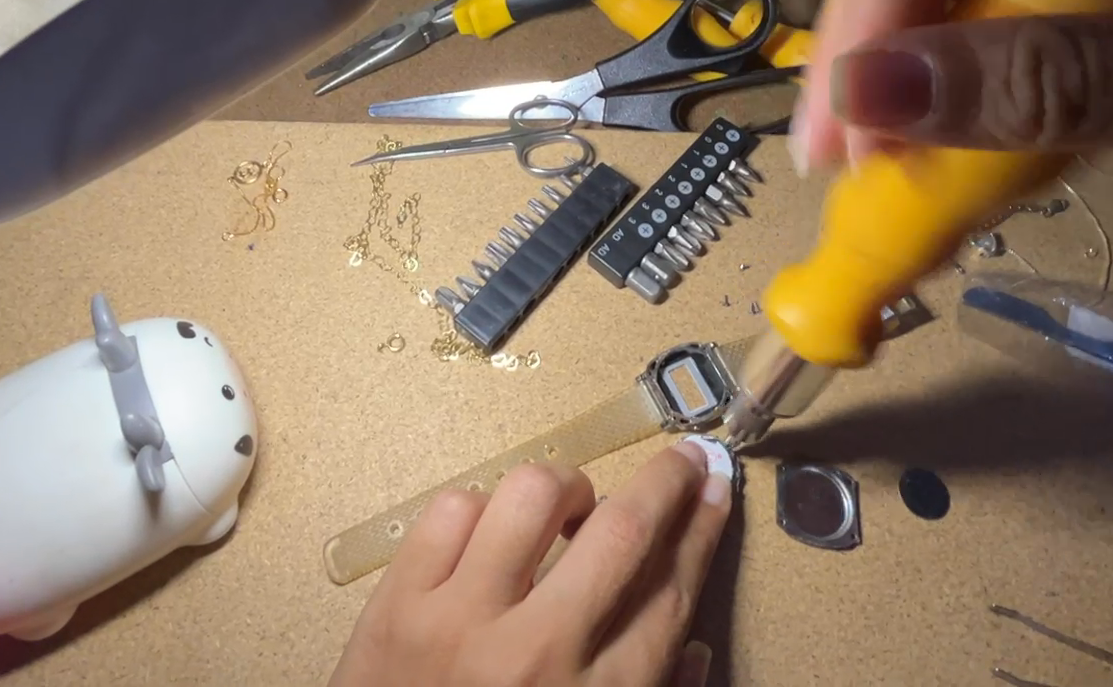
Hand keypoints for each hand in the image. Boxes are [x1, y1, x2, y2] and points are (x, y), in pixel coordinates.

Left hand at [329, 441, 730, 686]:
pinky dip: (480, 506)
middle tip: (682, 456)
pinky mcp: (398, 603)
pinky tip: (487, 534)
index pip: (668, 596)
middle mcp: (536, 657)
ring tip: (566, 507)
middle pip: (621, 535)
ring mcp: (460, 622)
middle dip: (666, 482)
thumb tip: (696, 648)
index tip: (715, 487)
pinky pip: (453, 509)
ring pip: (531, 496)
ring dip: (564, 486)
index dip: (701, 532)